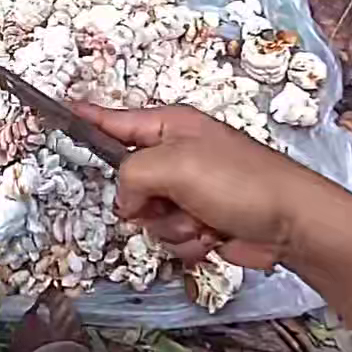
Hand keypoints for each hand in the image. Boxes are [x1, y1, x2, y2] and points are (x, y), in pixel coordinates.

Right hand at [69, 102, 345, 269]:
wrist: (291, 223)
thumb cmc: (237, 180)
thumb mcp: (175, 164)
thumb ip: (132, 173)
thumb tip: (126, 200)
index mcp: (169, 126)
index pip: (116, 120)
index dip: (88, 117)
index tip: (60, 109)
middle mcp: (175, 155)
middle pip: (128, 181)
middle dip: (145, 200)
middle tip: (169, 200)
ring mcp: (187, 190)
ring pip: (147, 216)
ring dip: (172, 226)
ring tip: (203, 220)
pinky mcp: (200, 221)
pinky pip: (170, 236)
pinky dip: (189, 242)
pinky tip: (213, 237)